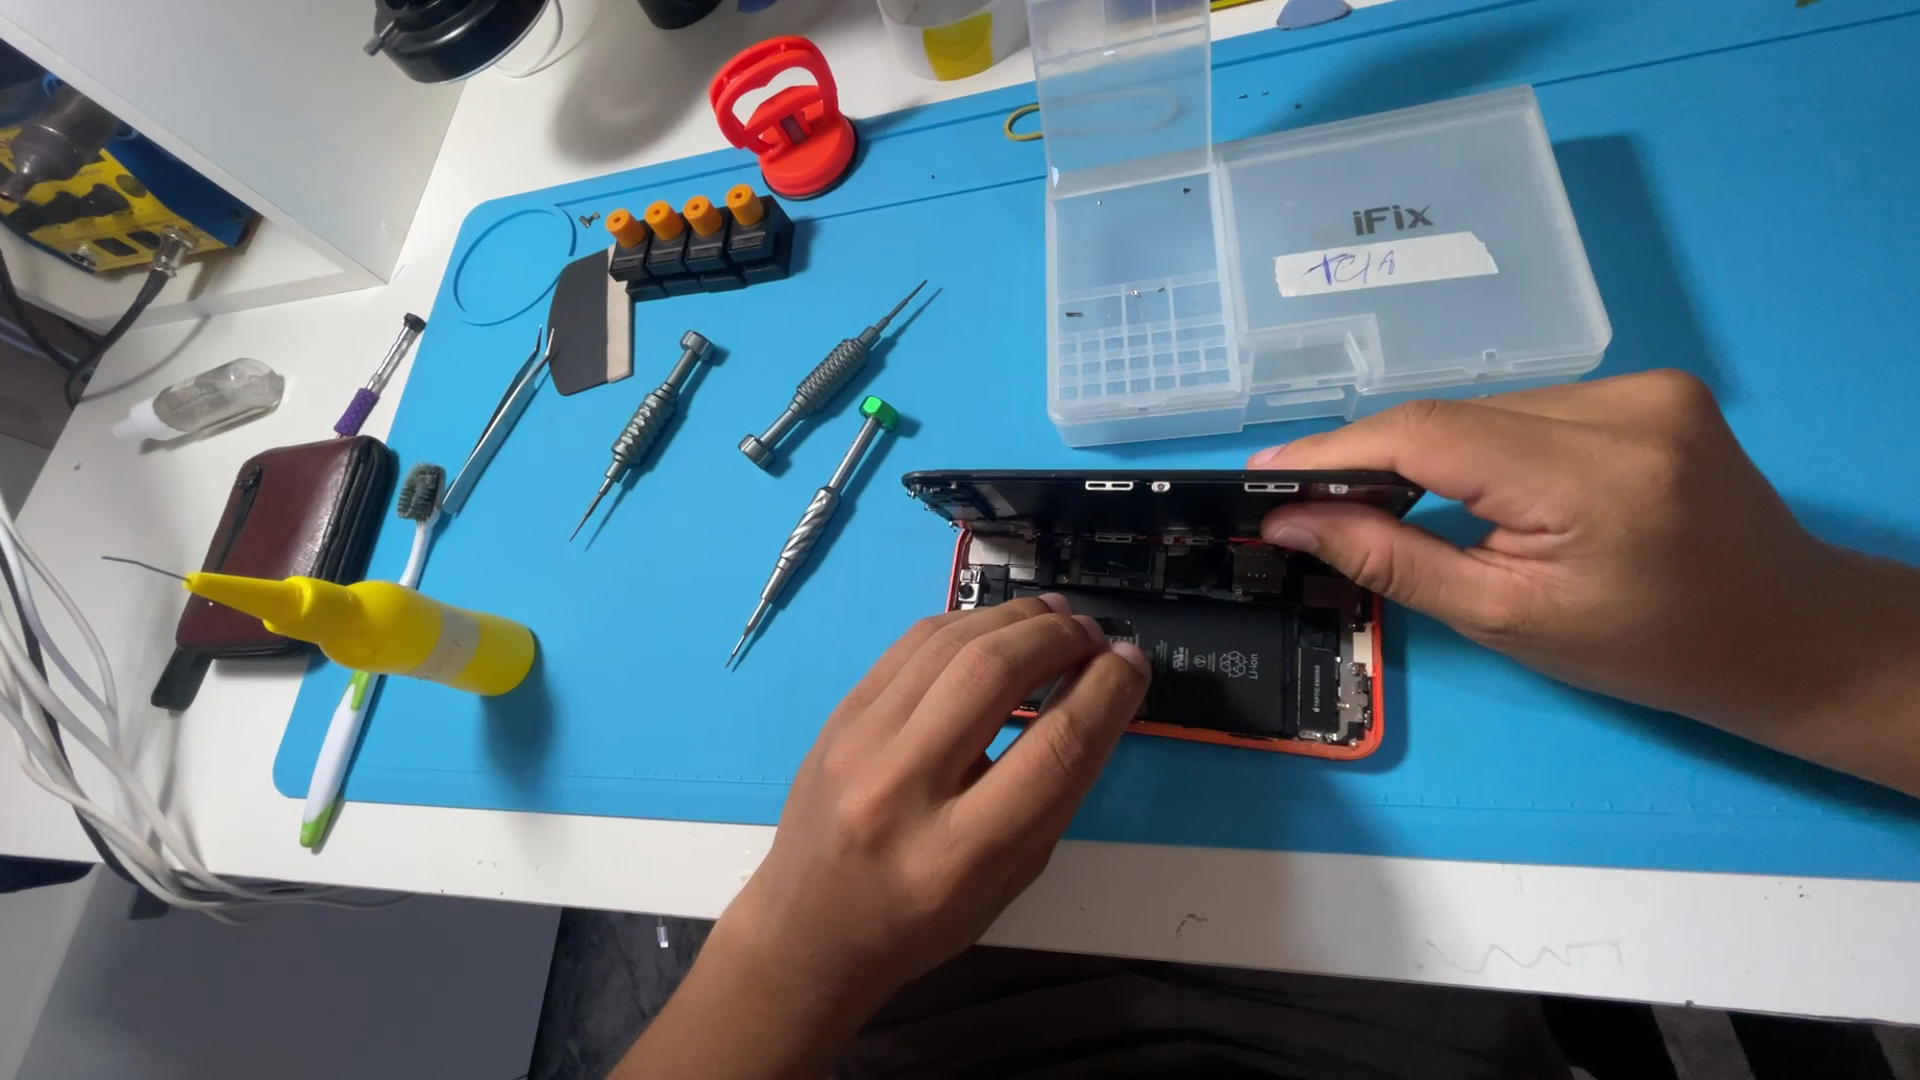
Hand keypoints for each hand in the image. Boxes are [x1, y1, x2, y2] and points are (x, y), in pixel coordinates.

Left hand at [619, 595, 1149, 1078]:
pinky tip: (997, 624)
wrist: (809, 928)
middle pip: (992, 676)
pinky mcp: (839, 712)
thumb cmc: (923, 920)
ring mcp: (859, 740)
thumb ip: (1053, 791)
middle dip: (1058, 639)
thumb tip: (1092, 694)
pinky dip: (966, 622)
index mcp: (957, 854)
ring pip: (949, 644)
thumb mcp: (1008, 880)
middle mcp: (901, 787)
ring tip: (1054, 615)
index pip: (1052, 750)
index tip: (1132, 664)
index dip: (1106, 694)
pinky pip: (912, 643)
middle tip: (1092, 634)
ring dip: (1013, 618)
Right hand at [1249, 370, 1919, 793]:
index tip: (1263, 475)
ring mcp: (1636, 389)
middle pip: (1442, 416)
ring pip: (1470, 409)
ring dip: (1405, 451)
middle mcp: (1619, 408)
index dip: (1333, 451)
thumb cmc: (1642, 648)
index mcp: (1592, 476)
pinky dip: (1454, 444)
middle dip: (1358, 456)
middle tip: (1295, 496)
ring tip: (1356, 494)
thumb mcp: (1499, 617)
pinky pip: (1507, 409)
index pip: (1425, 436)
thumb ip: (1387, 560)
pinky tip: (1437, 480)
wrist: (1789, 634)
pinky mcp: (1638, 389)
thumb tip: (1287, 523)